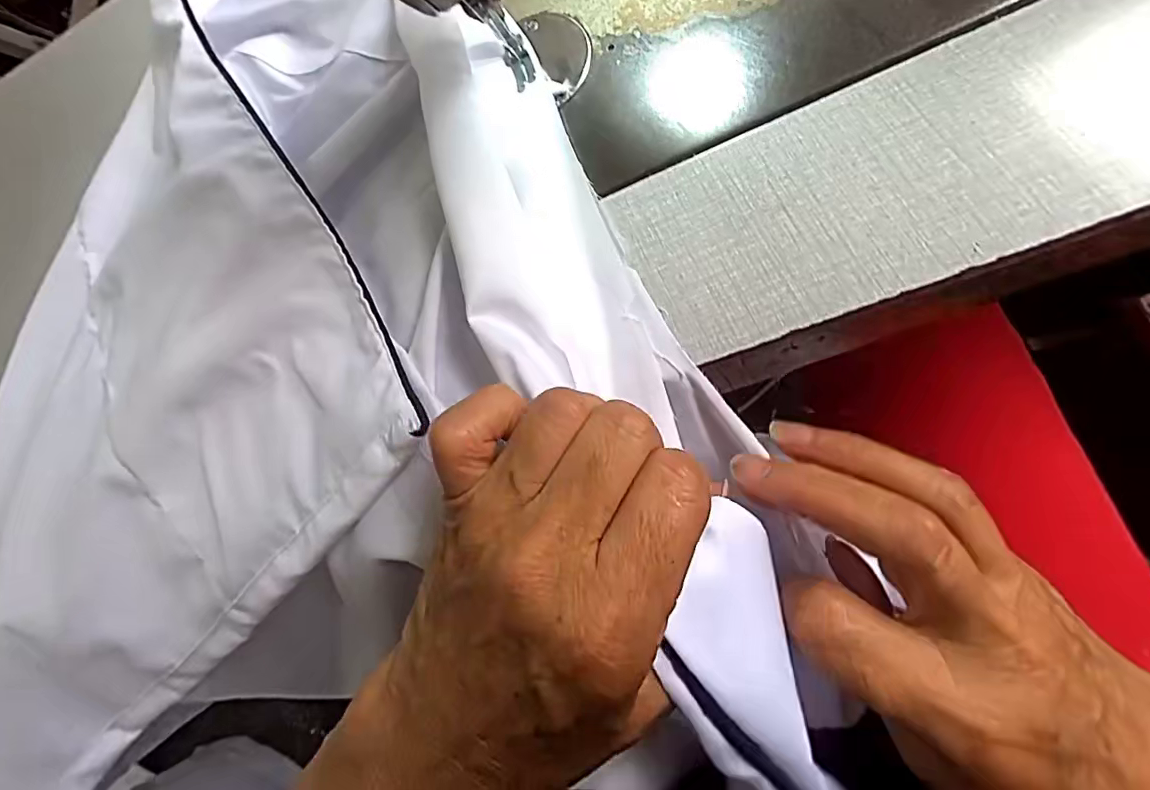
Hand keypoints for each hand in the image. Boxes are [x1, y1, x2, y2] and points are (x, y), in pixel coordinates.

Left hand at [303, 386, 710, 789]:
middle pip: (624, 432)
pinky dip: (505, 411)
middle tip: (629, 485)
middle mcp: (547, 557)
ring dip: (588, 424)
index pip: (676, 486)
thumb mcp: (648, 692)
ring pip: (562, 409)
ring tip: (585, 461)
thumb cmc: (553, 722)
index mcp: (609, 617)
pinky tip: (527, 443)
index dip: (687, 484)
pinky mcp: (451, 500)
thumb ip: (688, 592)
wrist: (444, 741)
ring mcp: (491, 520)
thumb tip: (705, 491)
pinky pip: (475, 416)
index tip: (670, 506)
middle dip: (644, 450)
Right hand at [732, 423, 1149, 789]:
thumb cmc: (1018, 764)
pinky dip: (883, 459)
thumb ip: (866, 671)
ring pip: (933, 492)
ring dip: (850, 453)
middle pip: (907, 536)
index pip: (862, 639)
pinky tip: (842, 451)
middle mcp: (993, 626)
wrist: (1132, 752)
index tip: (767, 581)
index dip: (803, 605)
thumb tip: (806, 585)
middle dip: (819, 489)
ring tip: (788, 435)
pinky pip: (945, 488)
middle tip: (752, 464)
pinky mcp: (1010, 544)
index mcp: (970, 706)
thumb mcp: (929, 756)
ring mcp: (1010, 574)